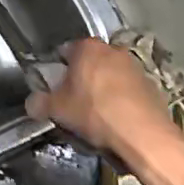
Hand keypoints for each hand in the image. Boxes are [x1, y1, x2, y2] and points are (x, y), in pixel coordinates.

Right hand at [26, 38, 175, 155]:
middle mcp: (112, 49)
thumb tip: (32, 103)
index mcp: (86, 47)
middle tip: (74, 103)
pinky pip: (128, 91)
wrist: (145, 137)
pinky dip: (122, 102)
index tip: (55, 89)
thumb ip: (39, 103)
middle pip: (89, 62)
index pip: (64, 51)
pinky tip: (118, 122)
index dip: (57, 70)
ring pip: (110, 76)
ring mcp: (135, 67)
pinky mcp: (152, 86)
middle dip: (81, 79)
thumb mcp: (58, 110)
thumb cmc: (96, 114)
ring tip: (98, 117)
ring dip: (103, 90)